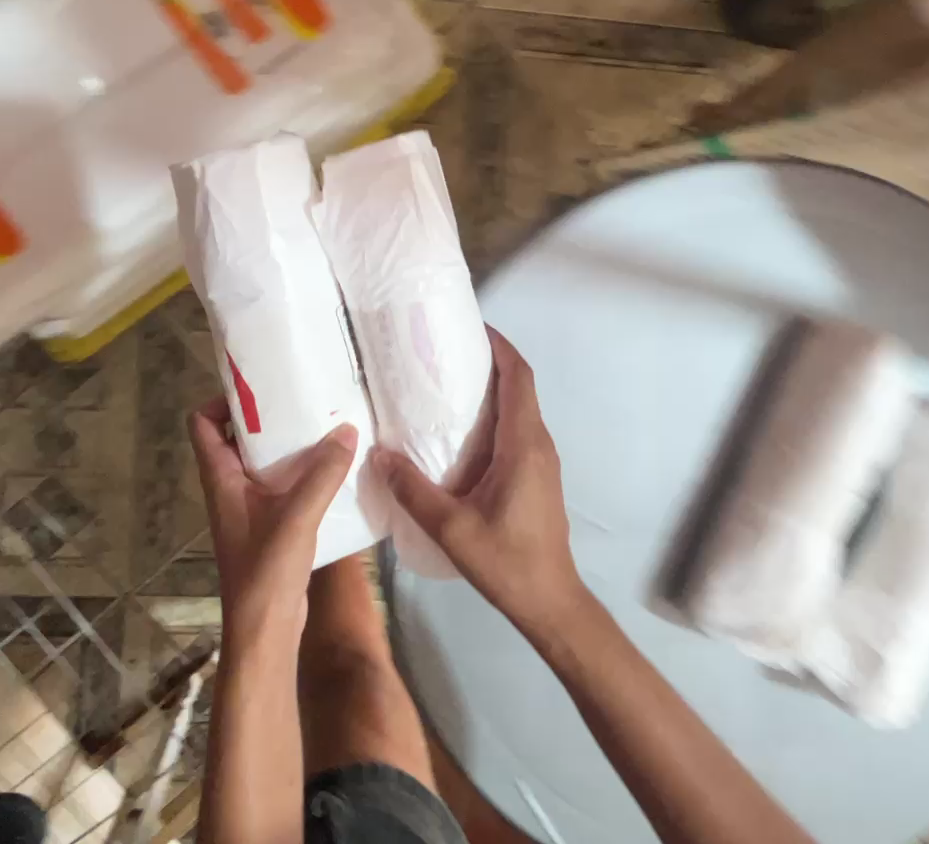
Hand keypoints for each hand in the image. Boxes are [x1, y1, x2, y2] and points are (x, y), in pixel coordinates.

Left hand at [188, 398, 356, 642]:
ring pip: (264, 463)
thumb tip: (347, 430)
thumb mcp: (297, 516)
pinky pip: (283, 486)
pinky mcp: (271, 525)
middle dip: (267, 418)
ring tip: (324, 427)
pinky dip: (303, 472)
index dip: (222, 401)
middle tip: (303, 399)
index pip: (202, 424)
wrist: (265, 629)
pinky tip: (335, 470)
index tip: (260, 387)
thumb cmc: (266, 570)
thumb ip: (322, 474)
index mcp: (221, 479)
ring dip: (289, 446)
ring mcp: (250, 508)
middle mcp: (230, 488)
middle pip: (238, 439)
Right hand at [376, 328, 586, 638]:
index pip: (518, 377)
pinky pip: (518, 429)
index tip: (469, 327)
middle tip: (444, 352)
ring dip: (492, 388)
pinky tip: (461, 431)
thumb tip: (377, 454)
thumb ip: (413, 490)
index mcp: (524, 444)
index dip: (499, 346)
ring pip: (520, 408)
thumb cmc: (506, 561)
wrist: (550, 600)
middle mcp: (539, 443)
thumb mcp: (451, 527)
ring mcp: (542, 460)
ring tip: (446, 384)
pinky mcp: (537, 476)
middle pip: (520, 386)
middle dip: (489, 361)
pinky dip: (494, 415)